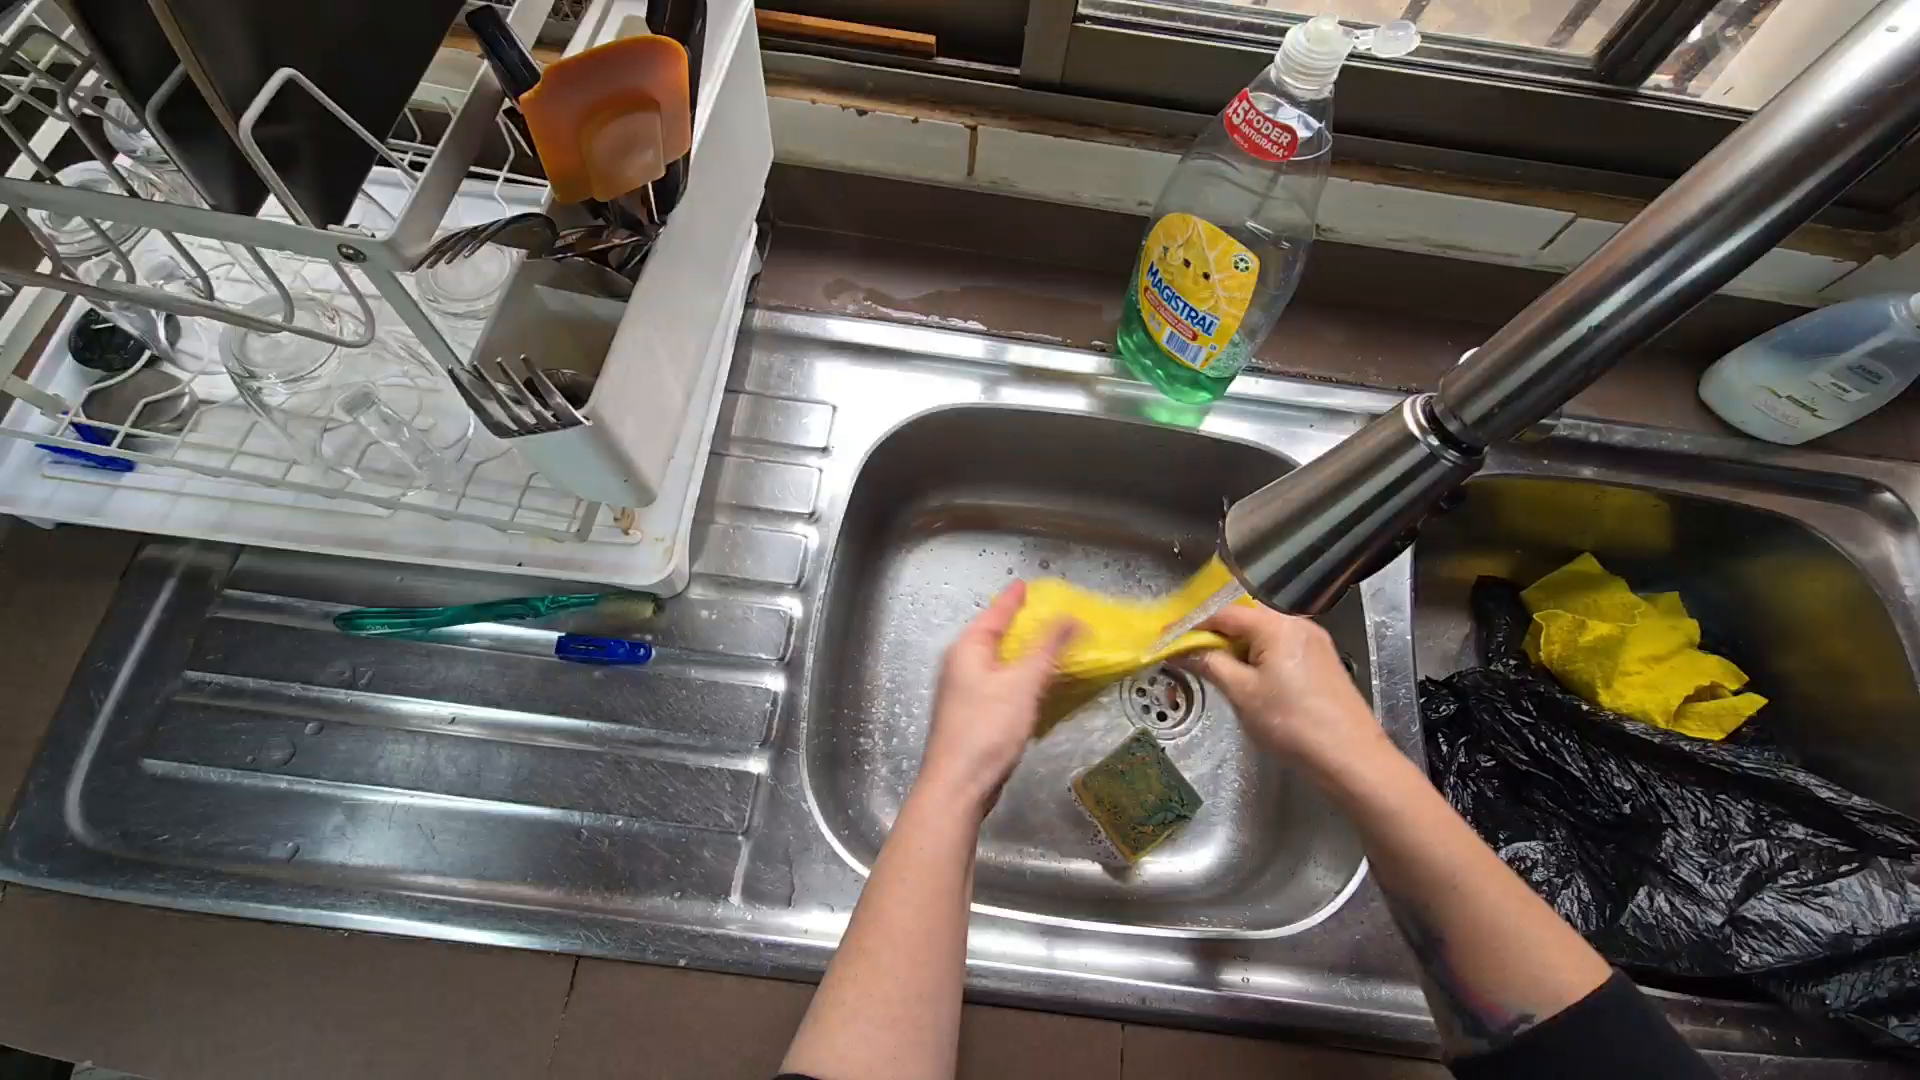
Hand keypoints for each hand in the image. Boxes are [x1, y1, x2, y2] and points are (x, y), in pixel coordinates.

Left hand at [917, 583, 1076, 816]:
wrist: (959, 785)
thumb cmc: (987, 728)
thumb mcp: (1022, 683)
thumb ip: (1048, 648)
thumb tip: (1072, 617)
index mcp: (967, 648)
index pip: (996, 613)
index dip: (1014, 599)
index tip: (1027, 584)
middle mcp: (962, 664)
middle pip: (996, 636)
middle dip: (1023, 626)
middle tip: (1052, 615)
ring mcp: (965, 691)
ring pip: (1000, 662)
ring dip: (1025, 654)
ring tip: (1053, 646)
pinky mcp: (974, 714)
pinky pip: (1001, 685)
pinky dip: (1021, 679)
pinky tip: (1039, 685)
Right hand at [1186, 604, 1386, 772]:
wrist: (1352, 759)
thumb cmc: (1291, 723)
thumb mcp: (1242, 693)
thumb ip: (1209, 663)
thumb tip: (1181, 650)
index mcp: (1277, 626)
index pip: (1224, 614)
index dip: (1192, 625)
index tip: (1167, 638)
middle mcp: (1298, 624)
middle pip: (1245, 618)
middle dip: (1214, 634)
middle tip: (1187, 652)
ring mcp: (1314, 642)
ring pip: (1263, 633)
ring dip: (1235, 645)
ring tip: (1212, 665)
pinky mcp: (1322, 661)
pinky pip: (1279, 647)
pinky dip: (1257, 655)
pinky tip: (1246, 676)